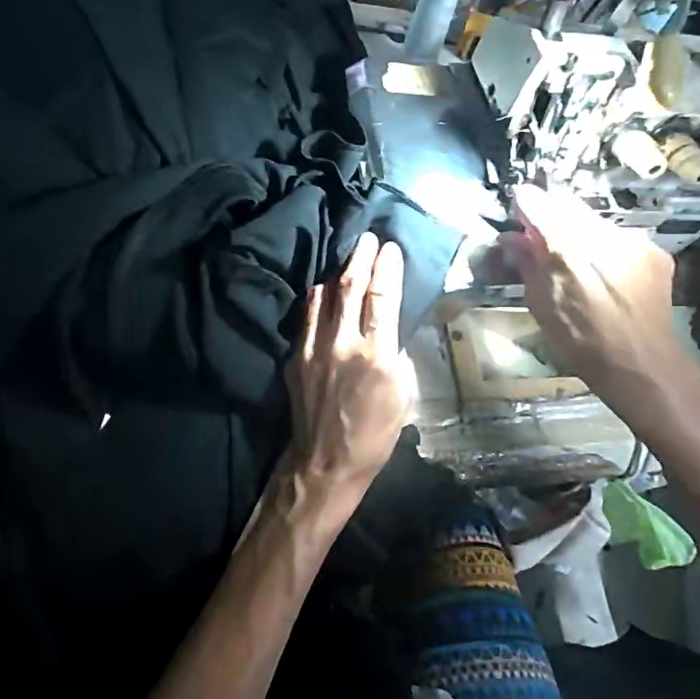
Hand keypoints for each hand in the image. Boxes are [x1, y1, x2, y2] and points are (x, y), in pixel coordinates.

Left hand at [283, 233, 417, 498]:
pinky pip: (307, 316)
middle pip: (351, 287)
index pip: (383, 297)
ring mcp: (314, 347)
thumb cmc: (375, 433)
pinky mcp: (295, 356)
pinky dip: (318, 299)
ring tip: (348, 260)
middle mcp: (343, 344)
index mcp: (377, 355)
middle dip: (361, 257)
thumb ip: (396, 353)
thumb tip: (390, 326)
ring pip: (324, 296)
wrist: (326, 460)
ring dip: (338, 274)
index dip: (387, 267)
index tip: (390, 248)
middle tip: (367, 238)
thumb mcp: (403, 394)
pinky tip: (324, 292)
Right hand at [496, 184, 699, 453]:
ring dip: (574, 229)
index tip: (516, 222)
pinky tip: (601, 270)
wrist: (644, 366)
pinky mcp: (653, 251)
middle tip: (538, 238)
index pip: (534, 202)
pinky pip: (616, 234)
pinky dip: (601, 243)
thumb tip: (512, 239)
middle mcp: (600, 235)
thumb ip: (526, 264)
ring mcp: (631, 241)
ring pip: (590, 217)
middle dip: (548, 215)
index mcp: (565, 250)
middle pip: (564, 203)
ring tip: (571, 258)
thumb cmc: (582, 343)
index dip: (521, 208)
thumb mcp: (540, 305)